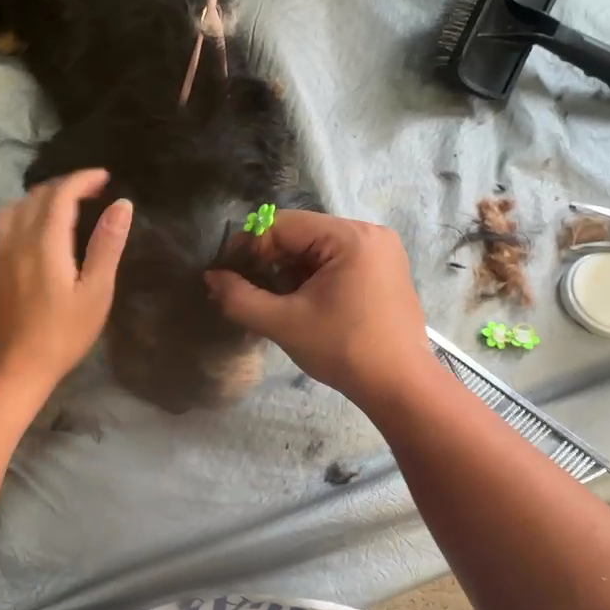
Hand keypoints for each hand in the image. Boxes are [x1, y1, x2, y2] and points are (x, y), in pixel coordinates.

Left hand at [0, 169, 132, 392]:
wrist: (15, 368)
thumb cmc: (62, 335)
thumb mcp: (96, 293)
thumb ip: (107, 245)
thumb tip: (122, 204)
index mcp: (44, 241)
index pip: (61, 193)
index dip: (83, 179)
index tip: (104, 178)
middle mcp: (15, 239)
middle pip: (37, 195)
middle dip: (64, 185)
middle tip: (91, 192)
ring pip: (15, 206)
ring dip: (40, 197)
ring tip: (64, 207)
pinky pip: (4, 224)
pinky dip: (23, 213)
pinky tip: (37, 230)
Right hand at [204, 210, 429, 407]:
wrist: (398, 384)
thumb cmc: (342, 349)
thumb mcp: (281, 322)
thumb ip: (238, 297)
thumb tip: (211, 277)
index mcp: (351, 237)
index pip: (282, 225)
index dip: (249, 248)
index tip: (229, 277)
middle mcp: (370, 234)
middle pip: (300, 235)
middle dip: (268, 262)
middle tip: (248, 293)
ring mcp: (380, 252)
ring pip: (315, 250)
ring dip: (287, 272)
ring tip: (272, 303)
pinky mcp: (383, 271)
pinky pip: (334, 263)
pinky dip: (309, 279)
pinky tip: (300, 305)